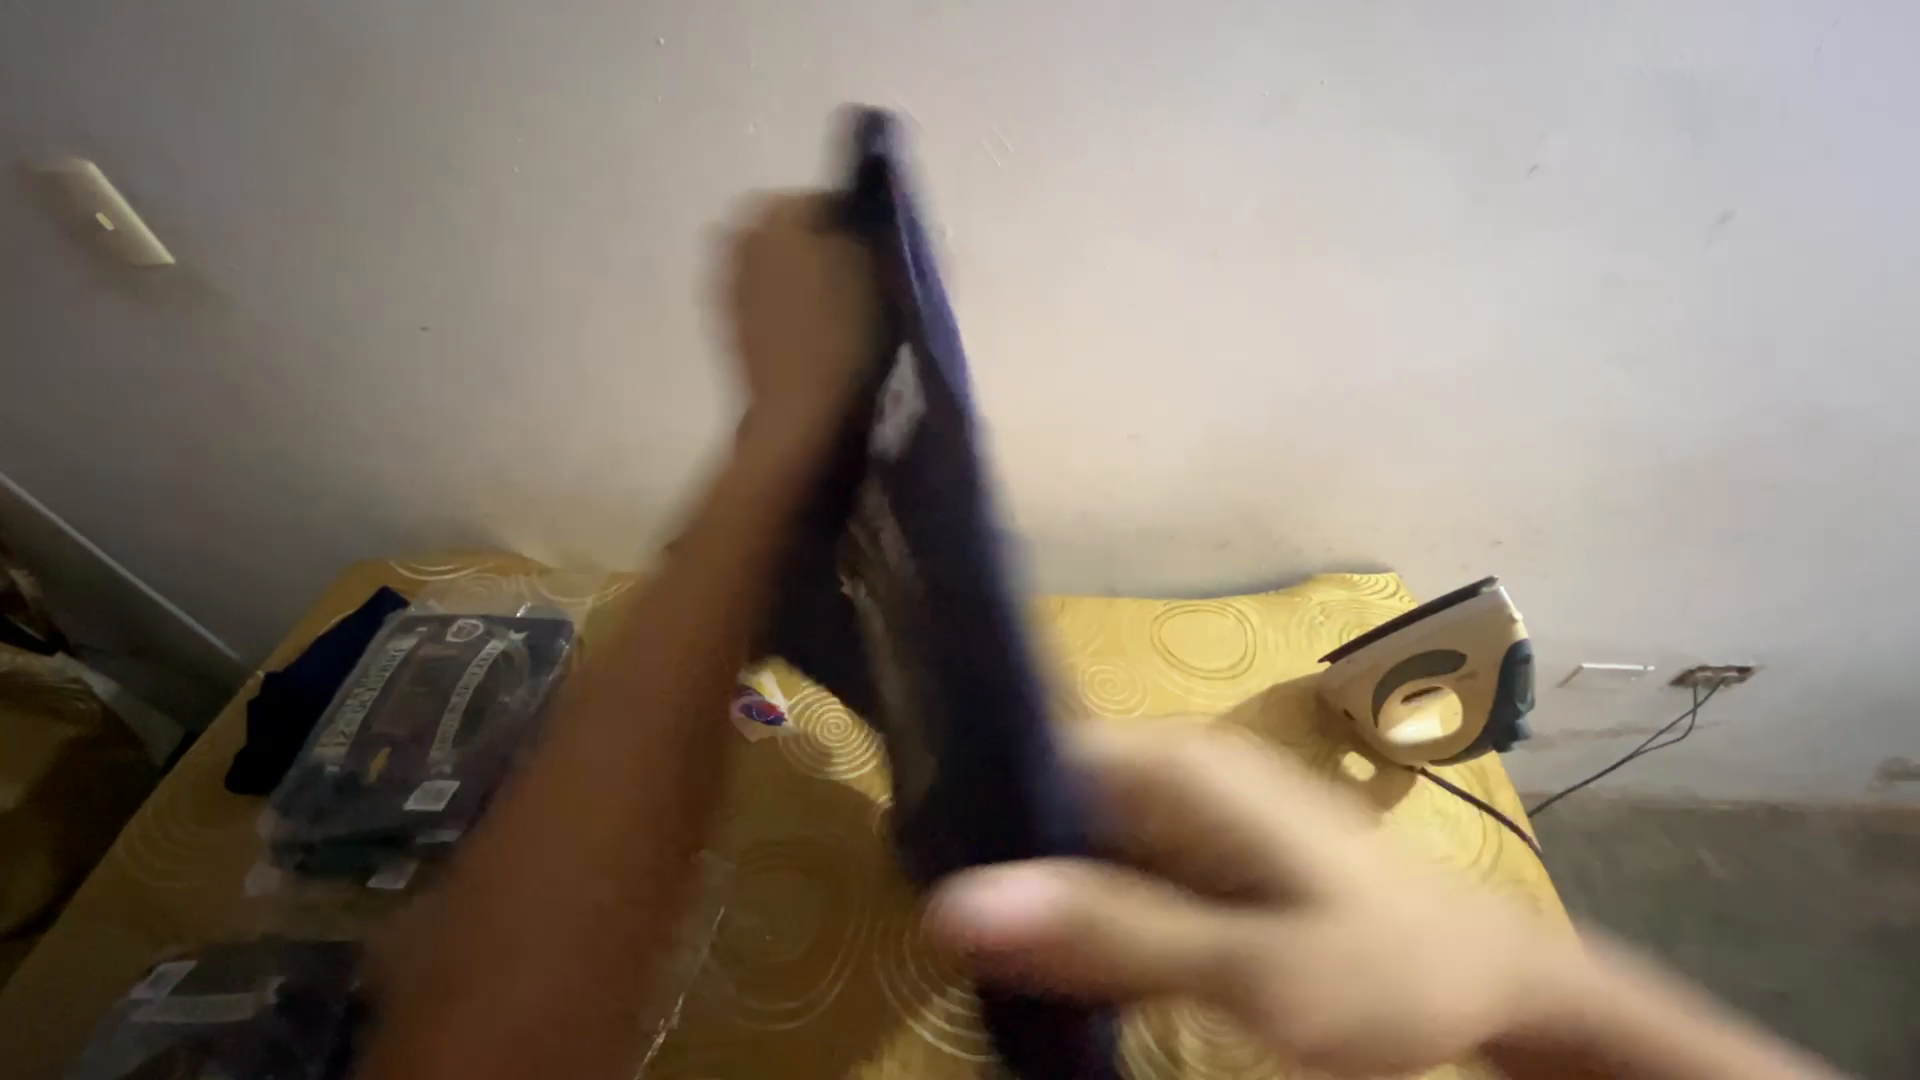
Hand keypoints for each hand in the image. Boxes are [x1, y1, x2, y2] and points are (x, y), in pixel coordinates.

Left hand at [720, 192, 875, 437]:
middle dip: (827, 251)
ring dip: (806, 281)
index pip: (831, 201)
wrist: (801, 413)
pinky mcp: (726, 325)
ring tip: (839, 316)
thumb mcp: (884, 273)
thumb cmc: (848, 337)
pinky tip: (813, 338)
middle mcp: (741, 233)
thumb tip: (872, 218)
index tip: (883, 259)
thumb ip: (875, 233)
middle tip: (861, 286)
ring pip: (782, 268)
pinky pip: (769, 302)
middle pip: (799, 232)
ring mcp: (726, 281)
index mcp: (778, 209)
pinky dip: (789, 311)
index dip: (863, 227)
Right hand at [922, 723, 1586, 1076]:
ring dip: (1041, 882)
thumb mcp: (1253, 971)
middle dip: (1004, 856)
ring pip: (1075, 823)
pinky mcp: (1199, 827)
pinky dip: (1083, 893)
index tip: (929, 883)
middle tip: (961, 942)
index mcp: (1168, 765)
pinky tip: (1070, 946)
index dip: (974, 812)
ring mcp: (1185, 791)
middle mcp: (1168, 758)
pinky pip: (1111, 849)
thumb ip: (1111, 935)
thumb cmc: (1386, 967)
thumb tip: (956, 904)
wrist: (1492, 973)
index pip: (1030, 756)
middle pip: (1046, 790)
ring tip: (998, 951)